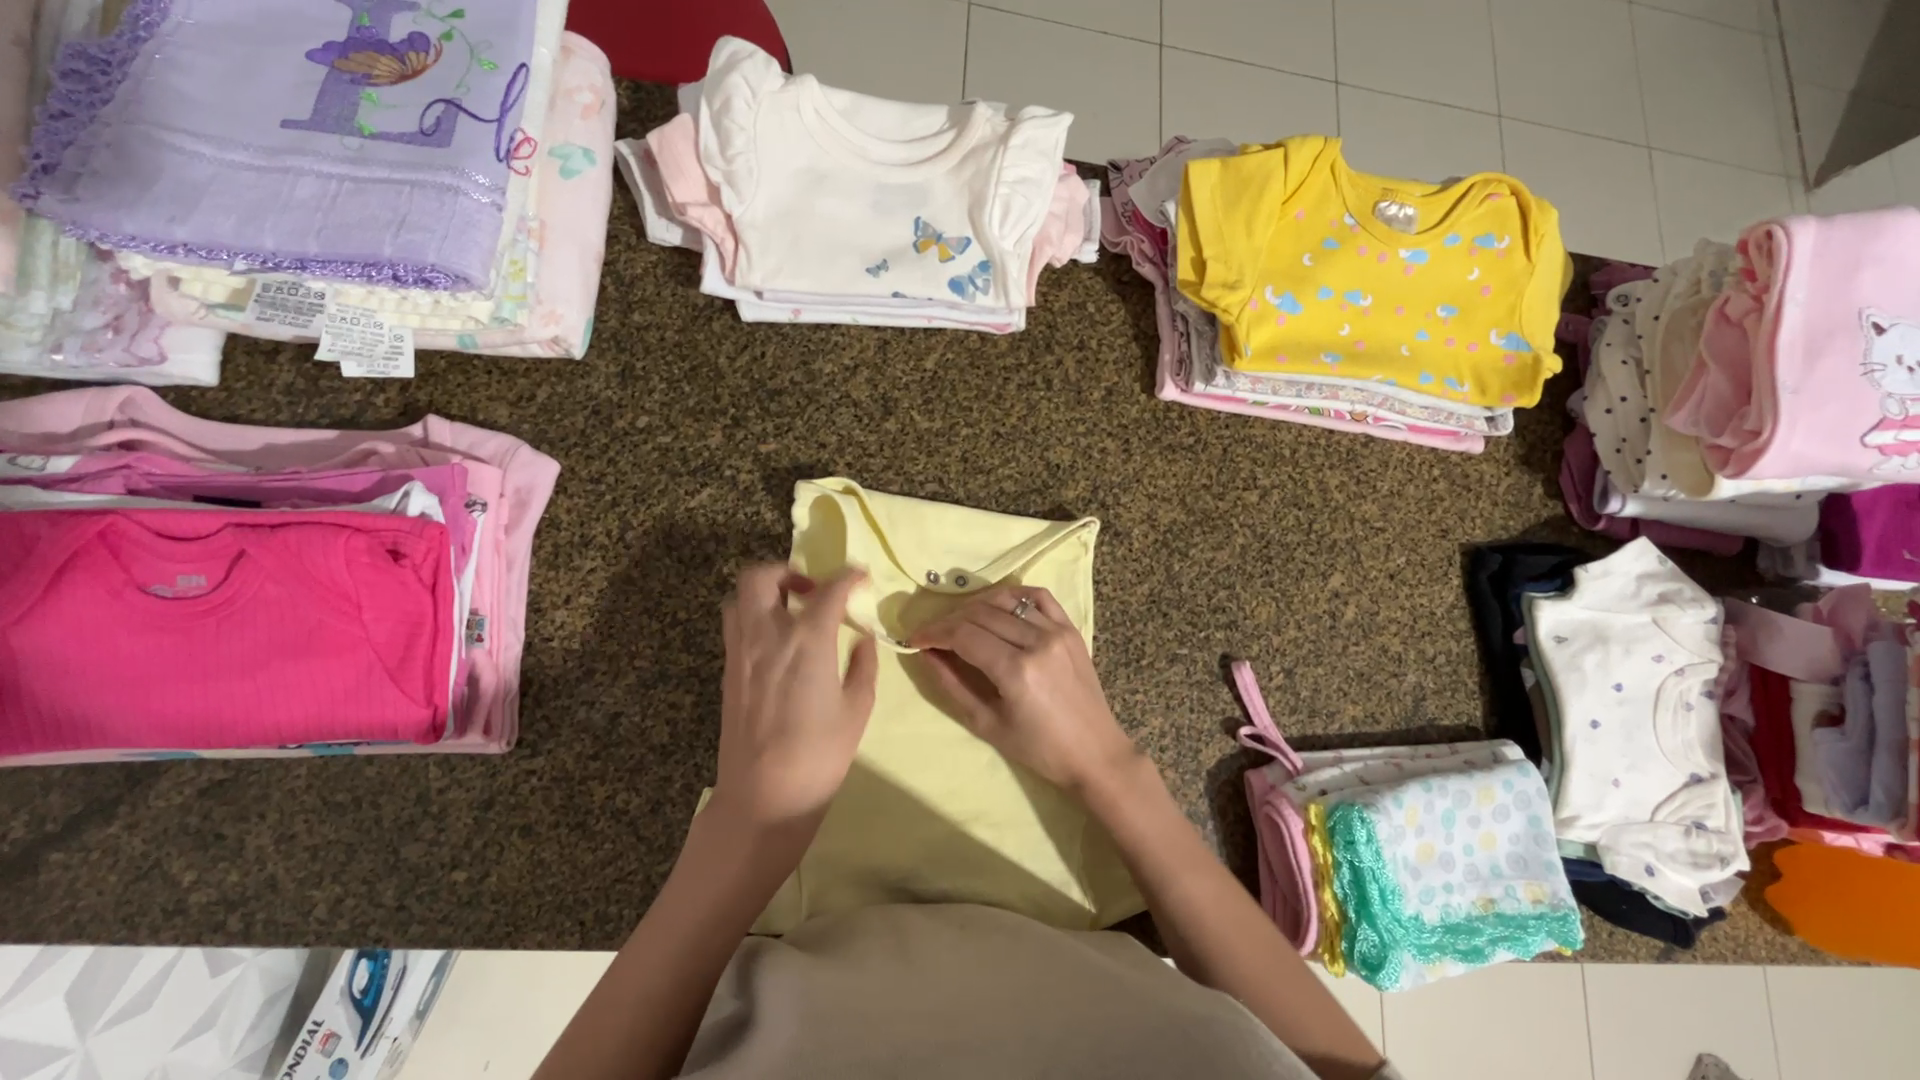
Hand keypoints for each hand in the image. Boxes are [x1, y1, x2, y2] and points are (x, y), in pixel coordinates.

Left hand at [712, 564, 877, 833]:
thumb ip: (863, 665)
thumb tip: (862, 638)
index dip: (848, 577)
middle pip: (762, 577)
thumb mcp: (857, 709)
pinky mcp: (728, 672)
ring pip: (738, 598)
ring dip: (764, 592)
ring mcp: (740, 652)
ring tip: (790, 612)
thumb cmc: (820, 755)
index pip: (828, 590)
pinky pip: (735, 627)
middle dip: (788, 571)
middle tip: (812, 590)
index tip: (861, 577)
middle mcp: (766, 635)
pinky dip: (754, 619)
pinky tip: (778, 644)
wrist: (764, 796)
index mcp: (806, 640)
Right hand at [908, 585, 1140, 795]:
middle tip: (931, 633)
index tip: (914, 639)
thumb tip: (925, 654)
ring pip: (1005, 600)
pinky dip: (1012, 595)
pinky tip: (996, 606)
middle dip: (948, 620)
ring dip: (975, 605)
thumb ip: (952, 685)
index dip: (933, 633)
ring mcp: (1057, 631)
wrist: (1095, 753)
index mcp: (1016, 670)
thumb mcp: (987, 725)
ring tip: (959, 621)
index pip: (963, 635)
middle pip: (980, 614)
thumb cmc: (1039, 749)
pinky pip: (1037, 596)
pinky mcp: (1070, 629)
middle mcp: (1037, 641)